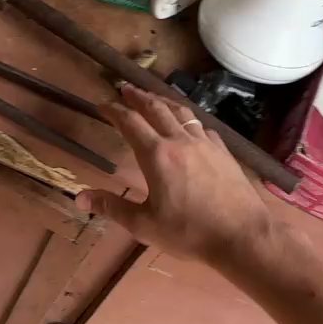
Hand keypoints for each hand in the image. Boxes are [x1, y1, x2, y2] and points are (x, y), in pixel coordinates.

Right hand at [76, 84, 278, 264]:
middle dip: (138, 96)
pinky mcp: (224, 152)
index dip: (114, 110)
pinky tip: (190, 126)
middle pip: (156, 108)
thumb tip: (80, 197)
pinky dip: (189, 120)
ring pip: (182, 112)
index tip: (102, 104)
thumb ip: (112, 207)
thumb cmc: (189, 233)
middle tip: (126, 88)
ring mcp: (206, 144)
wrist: (242, 235)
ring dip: (164, 101)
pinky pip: (202, 127)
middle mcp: (180, 141)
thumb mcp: (144, 225)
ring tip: (154, 97)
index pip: (130, 123)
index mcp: (157, 155)